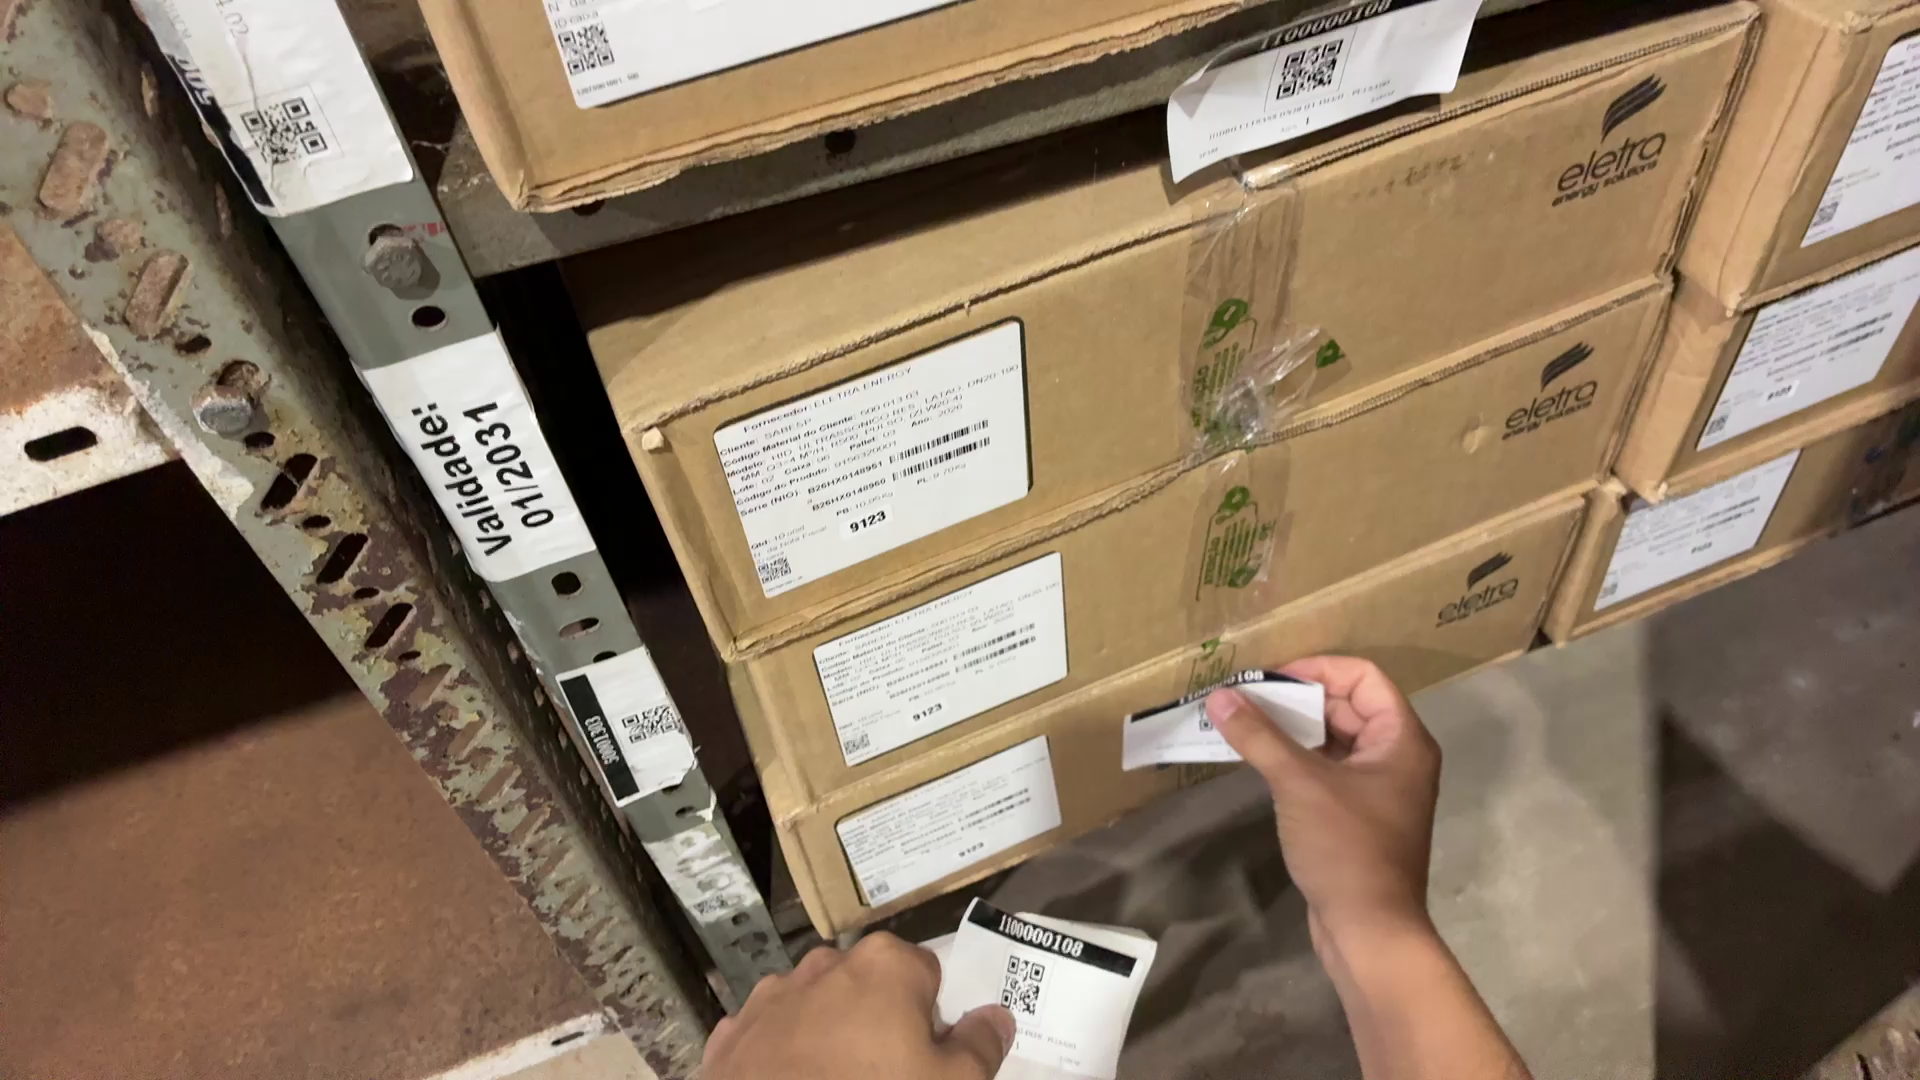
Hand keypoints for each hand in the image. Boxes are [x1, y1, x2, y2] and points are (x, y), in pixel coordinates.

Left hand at [703, 933, 1014, 1079]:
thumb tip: (998, 1016)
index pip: (927, 975)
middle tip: (881, 1074)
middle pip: (870, 987)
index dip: (932, 1020)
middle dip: (878, 1022)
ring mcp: (774, 993)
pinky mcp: (733, 1031)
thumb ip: (979, 1046)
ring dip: (827, 1035)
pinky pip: (770, 1036)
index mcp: (886, 962)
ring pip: (817, 1008)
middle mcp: (828, 961)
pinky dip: (780, 1057)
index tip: (924, 1058)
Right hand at [1206, 655, 1440, 946]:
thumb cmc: (1346, 847)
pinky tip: (1256, 754)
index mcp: (1400, 739)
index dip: (1316, 668)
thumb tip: (1218, 696)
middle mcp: (1395, 754)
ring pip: (1331, 734)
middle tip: (1246, 697)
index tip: (1270, 679)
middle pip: (1344, 702)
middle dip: (1294, 696)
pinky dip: (1292, 753)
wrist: (1369, 931)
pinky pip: (1324, 762)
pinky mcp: (1355, 808)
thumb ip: (1258, 735)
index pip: (1362, 676)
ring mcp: (1376, 784)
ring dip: (1289, 725)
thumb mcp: (1298, 783)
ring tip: (1243, 720)